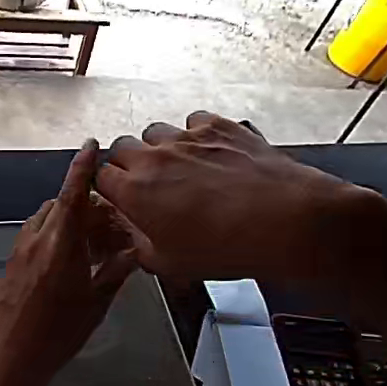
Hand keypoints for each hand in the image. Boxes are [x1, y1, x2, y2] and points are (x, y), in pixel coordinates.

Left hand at [0, 140, 138, 385]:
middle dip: (85, 205)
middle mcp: (37, 237)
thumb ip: (115, 272)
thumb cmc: (58, 331)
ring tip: (92, 245)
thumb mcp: (96, 302)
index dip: (82, 167)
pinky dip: (55, 235)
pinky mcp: (12, 261)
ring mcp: (21, 249)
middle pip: (62, 205)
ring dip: (68, 220)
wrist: (11, 355)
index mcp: (61, 242)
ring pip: (47, 219)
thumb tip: (134, 253)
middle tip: (109, 225)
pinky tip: (70, 261)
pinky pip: (37, 235)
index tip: (90, 145)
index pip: (73, 193)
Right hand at [97, 111, 386, 281]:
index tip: (119, 196)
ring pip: (155, 131)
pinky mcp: (218, 127)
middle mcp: (155, 158)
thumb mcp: (172, 265)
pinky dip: (194, 132)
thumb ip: (142, 250)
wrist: (286, 222)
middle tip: (146, 182)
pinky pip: (193, 120)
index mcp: (136, 192)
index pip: (100, 177)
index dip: (108, 187)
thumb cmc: (229, 246)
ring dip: (159, 146)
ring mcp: (187, 138)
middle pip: (122, 147)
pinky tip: (207, 151)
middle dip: (128, 163)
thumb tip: (138, 243)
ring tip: (177, 165)